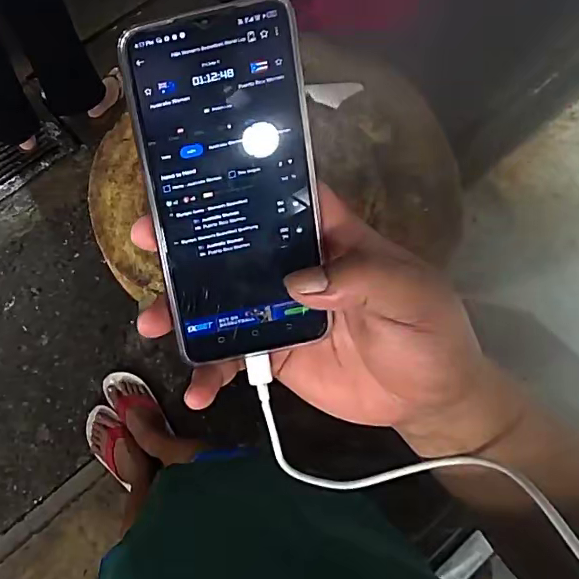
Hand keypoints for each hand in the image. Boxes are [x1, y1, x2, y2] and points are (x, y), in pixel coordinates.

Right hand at [132, 184, 518, 454]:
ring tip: (153, 324)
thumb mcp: (411, 295)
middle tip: (146, 239)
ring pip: (222, 303)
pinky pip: (233, 357)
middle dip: (189, 243)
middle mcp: (297, 266)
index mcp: (331, 237)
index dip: (242, 182)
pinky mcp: (275, 352)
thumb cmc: (431, 332)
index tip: (193, 178)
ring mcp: (281, 310)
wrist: (429, 400)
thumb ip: (363, 279)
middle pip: (236, 247)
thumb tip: (296, 283)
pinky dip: (212, 372)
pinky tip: (198, 391)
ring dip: (183, 311)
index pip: (284, 197)